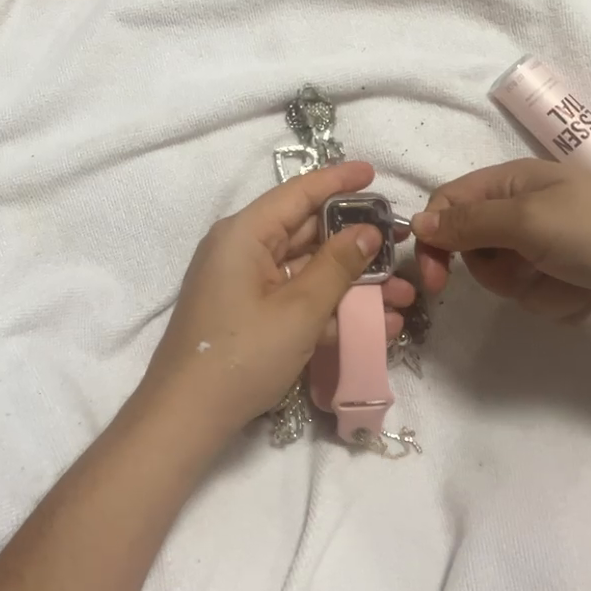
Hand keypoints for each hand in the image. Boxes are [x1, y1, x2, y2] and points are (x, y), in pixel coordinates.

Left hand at [138, 162, 416, 436]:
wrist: (186, 418)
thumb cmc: (242, 353)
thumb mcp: (298, 309)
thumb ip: (337, 266)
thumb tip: (367, 230)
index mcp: (245, 234)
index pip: (298, 193)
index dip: (338, 181)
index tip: (374, 172)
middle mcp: (243, 249)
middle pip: (307, 231)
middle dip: (357, 241)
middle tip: (401, 241)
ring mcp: (246, 284)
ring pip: (308, 269)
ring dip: (353, 281)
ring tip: (403, 293)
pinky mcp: (251, 314)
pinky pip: (297, 297)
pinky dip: (332, 306)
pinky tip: (378, 322)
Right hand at [411, 159, 590, 326]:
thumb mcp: (527, 220)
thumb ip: (468, 223)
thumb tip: (417, 222)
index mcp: (512, 180)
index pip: (448, 204)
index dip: (435, 239)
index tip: (436, 280)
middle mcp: (528, 206)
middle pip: (476, 246)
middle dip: (496, 270)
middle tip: (528, 269)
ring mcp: (555, 241)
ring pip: (510, 276)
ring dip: (533, 289)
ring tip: (570, 281)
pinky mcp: (577, 272)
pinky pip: (542, 293)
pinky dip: (560, 300)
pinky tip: (590, 295)